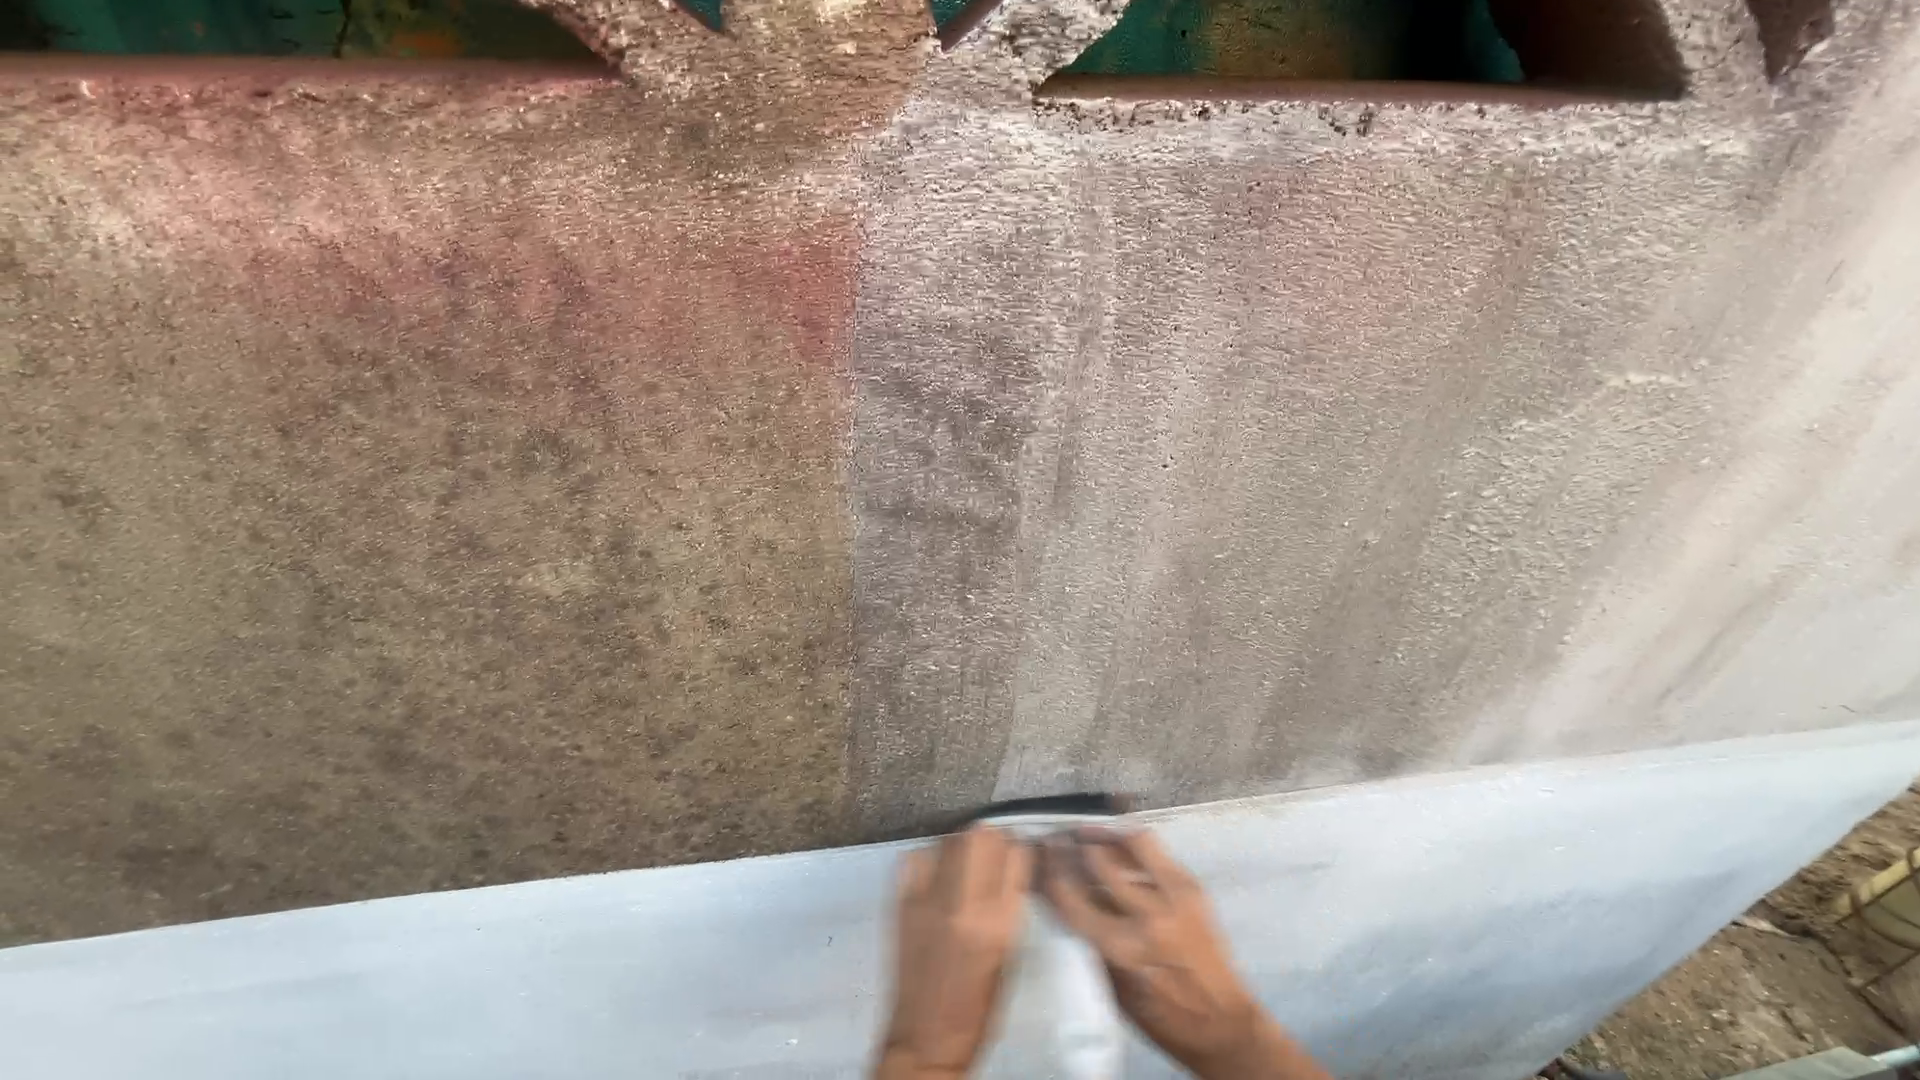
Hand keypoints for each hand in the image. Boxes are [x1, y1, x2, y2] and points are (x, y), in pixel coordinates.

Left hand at [876, 824, 1033, 1079]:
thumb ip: (1010, 906)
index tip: (1016, 855)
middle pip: (981, 835)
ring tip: (962, 864)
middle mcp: (965, 904)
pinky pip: (916, 856)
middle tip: (989, 856)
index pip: (1018, 854)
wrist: (924, 1040)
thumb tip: (1012, 865)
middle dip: (990, 840)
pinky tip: (934, 874)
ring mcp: (929, 900)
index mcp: (1000, 923)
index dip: (1019, 849)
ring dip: (960, 846)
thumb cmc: (977, 1006)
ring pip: (950, 839)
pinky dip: (927, 858)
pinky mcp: (901, 903)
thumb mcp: (1009, 954)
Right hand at [1039, 827, 1330, 1079]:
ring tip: (1085, 831)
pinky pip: (1158, 852)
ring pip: (1133, 843)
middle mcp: (1147, 917)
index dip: (1049, 872)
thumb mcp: (1112, 987)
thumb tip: (1063, 900)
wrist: (1224, 1026)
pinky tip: (1118, 842)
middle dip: (1071, 846)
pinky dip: (1133, 844)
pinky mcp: (1194, 889)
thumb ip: (1089, 941)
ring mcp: (1175, 898)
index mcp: (1120, 949)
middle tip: (1056, 837)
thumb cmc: (1160, 1017)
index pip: (1071, 897)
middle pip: (1098, 863)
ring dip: (1103, 834)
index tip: (1036, 856)